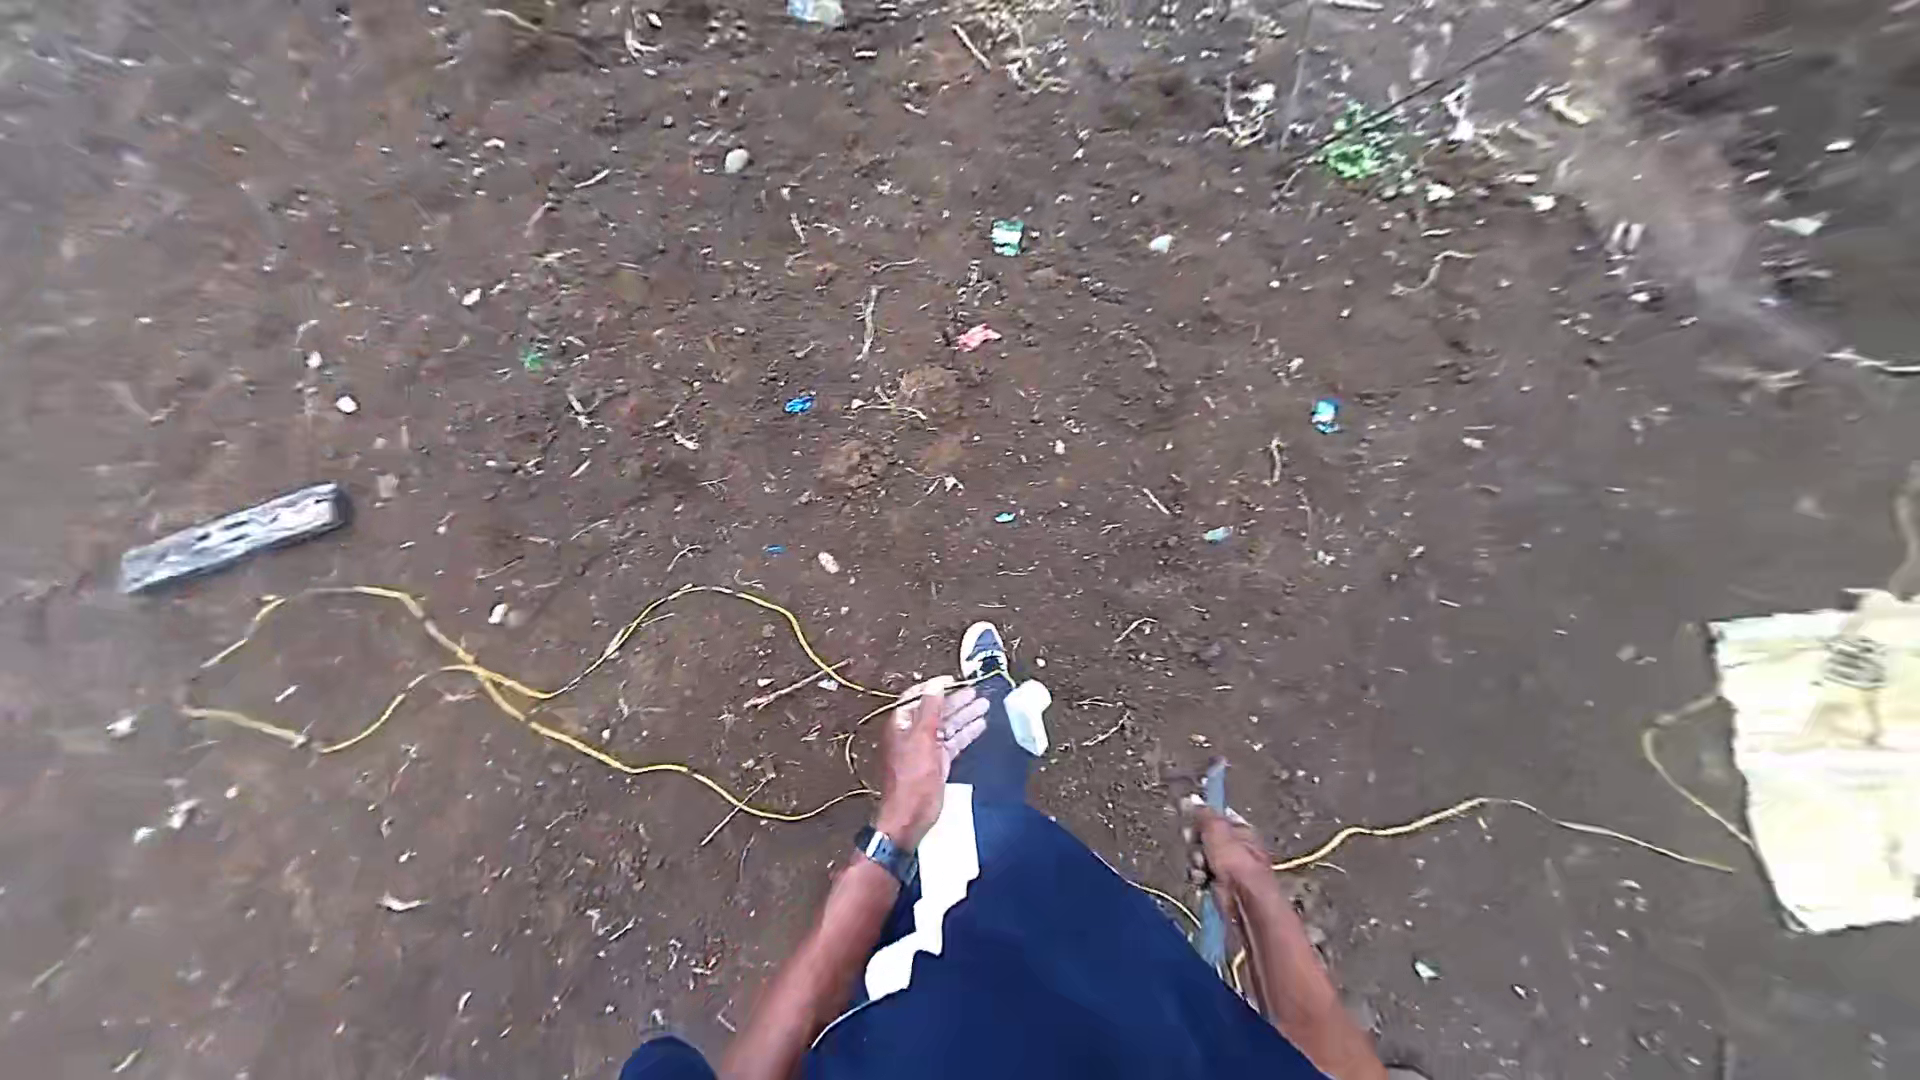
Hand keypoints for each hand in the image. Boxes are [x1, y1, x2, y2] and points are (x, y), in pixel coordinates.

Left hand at [873, 676, 989, 851]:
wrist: (910, 815)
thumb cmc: (911, 776)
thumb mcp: (921, 737)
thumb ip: (930, 709)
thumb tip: (935, 685)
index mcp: (902, 723)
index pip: (918, 697)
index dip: (935, 687)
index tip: (954, 680)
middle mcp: (913, 733)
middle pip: (937, 710)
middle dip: (956, 700)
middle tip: (976, 692)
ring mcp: (927, 748)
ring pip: (948, 725)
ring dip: (965, 715)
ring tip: (984, 704)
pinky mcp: (939, 761)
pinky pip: (954, 741)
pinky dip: (967, 732)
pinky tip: (980, 724)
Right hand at [1182, 794, 1281, 906]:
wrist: (1243, 901)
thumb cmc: (1235, 861)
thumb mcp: (1216, 829)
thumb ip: (1202, 813)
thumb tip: (1190, 798)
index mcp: (1242, 830)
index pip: (1217, 817)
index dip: (1203, 817)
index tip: (1192, 819)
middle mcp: (1236, 848)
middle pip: (1205, 836)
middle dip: (1196, 839)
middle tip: (1193, 840)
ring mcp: (1228, 868)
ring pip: (1200, 855)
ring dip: (1195, 859)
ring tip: (1201, 865)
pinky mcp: (1219, 886)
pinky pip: (1200, 873)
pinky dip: (1198, 875)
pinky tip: (1200, 878)